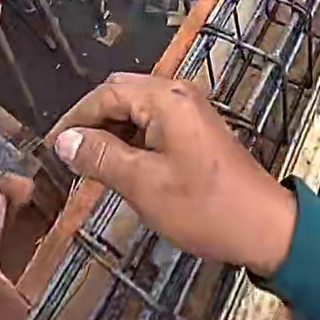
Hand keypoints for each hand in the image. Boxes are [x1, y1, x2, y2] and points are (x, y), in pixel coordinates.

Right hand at [46, 73, 296, 275]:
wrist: (265, 227)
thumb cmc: (204, 206)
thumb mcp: (144, 185)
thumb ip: (101, 157)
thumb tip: (65, 141)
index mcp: (165, 98)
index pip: (107, 93)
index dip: (76, 118)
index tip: (54, 144)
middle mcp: (176, 92)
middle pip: (120, 92)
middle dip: (92, 119)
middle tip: (69, 152)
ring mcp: (188, 107)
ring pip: (136, 106)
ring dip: (111, 128)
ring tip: (89, 161)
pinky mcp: (195, 125)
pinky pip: (153, 118)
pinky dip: (131, 135)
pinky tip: (121, 162)